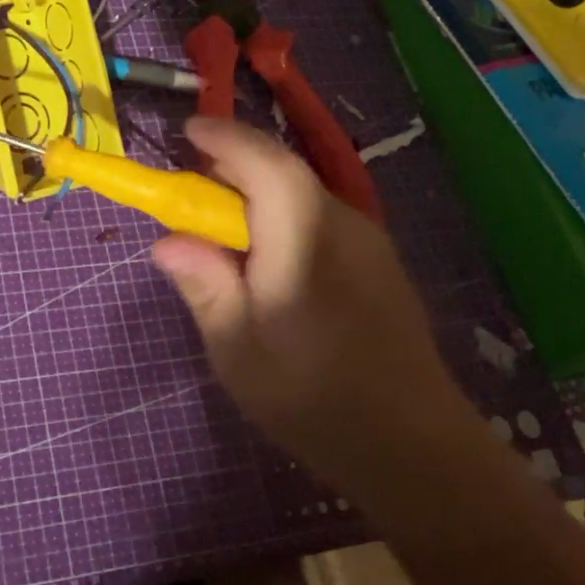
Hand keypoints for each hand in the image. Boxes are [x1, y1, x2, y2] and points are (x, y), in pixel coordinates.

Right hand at [152, 118, 466, 460]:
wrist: (418, 450)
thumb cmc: (314, 399)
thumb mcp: (237, 349)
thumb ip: (204, 284)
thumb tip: (167, 241)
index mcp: (304, 240)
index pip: (266, 163)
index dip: (226, 139)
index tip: (186, 133)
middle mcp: (343, 225)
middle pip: (283, 172)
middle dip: (232, 168)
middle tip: (190, 196)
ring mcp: (369, 242)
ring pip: (302, 193)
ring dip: (256, 195)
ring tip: (223, 236)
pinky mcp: (380, 262)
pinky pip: (319, 217)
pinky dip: (282, 217)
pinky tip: (267, 263)